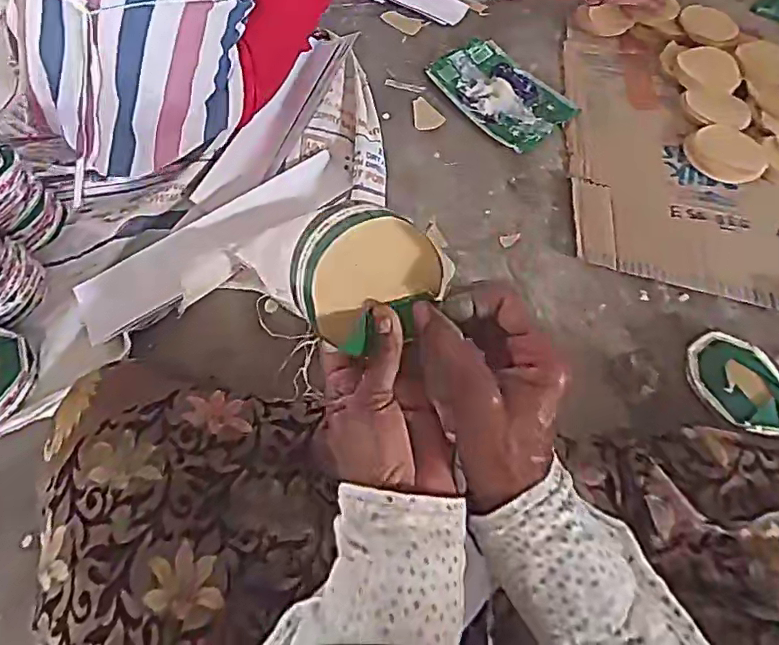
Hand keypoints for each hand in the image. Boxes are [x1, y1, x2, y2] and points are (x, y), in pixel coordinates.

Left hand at [322, 303, 457, 494]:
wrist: (410, 499)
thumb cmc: (372, 459)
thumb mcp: (368, 403)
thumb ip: (380, 356)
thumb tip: (381, 313)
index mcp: (343, 387)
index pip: (341, 342)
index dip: (348, 315)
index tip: (358, 284)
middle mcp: (371, 381)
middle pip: (376, 339)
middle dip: (384, 314)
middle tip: (395, 280)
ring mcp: (400, 385)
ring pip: (404, 345)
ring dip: (410, 323)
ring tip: (417, 290)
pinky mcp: (427, 390)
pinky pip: (428, 358)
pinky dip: (432, 339)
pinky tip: (437, 316)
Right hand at [412, 287, 568, 511]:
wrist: (507, 502)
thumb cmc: (499, 459)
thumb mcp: (477, 404)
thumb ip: (453, 354)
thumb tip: (426, 311)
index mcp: (540, 356)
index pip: (505, 302)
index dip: (470, 301)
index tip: (439, 316)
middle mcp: (531, 354)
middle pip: (489, 313)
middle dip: (456, 318)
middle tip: (426, 329)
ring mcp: (514, 366)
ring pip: (477, 329)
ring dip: (451, 334)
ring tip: (426, 345)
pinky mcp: (498, 379)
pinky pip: (471, 349)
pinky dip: (451, 351)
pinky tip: (433, 363)